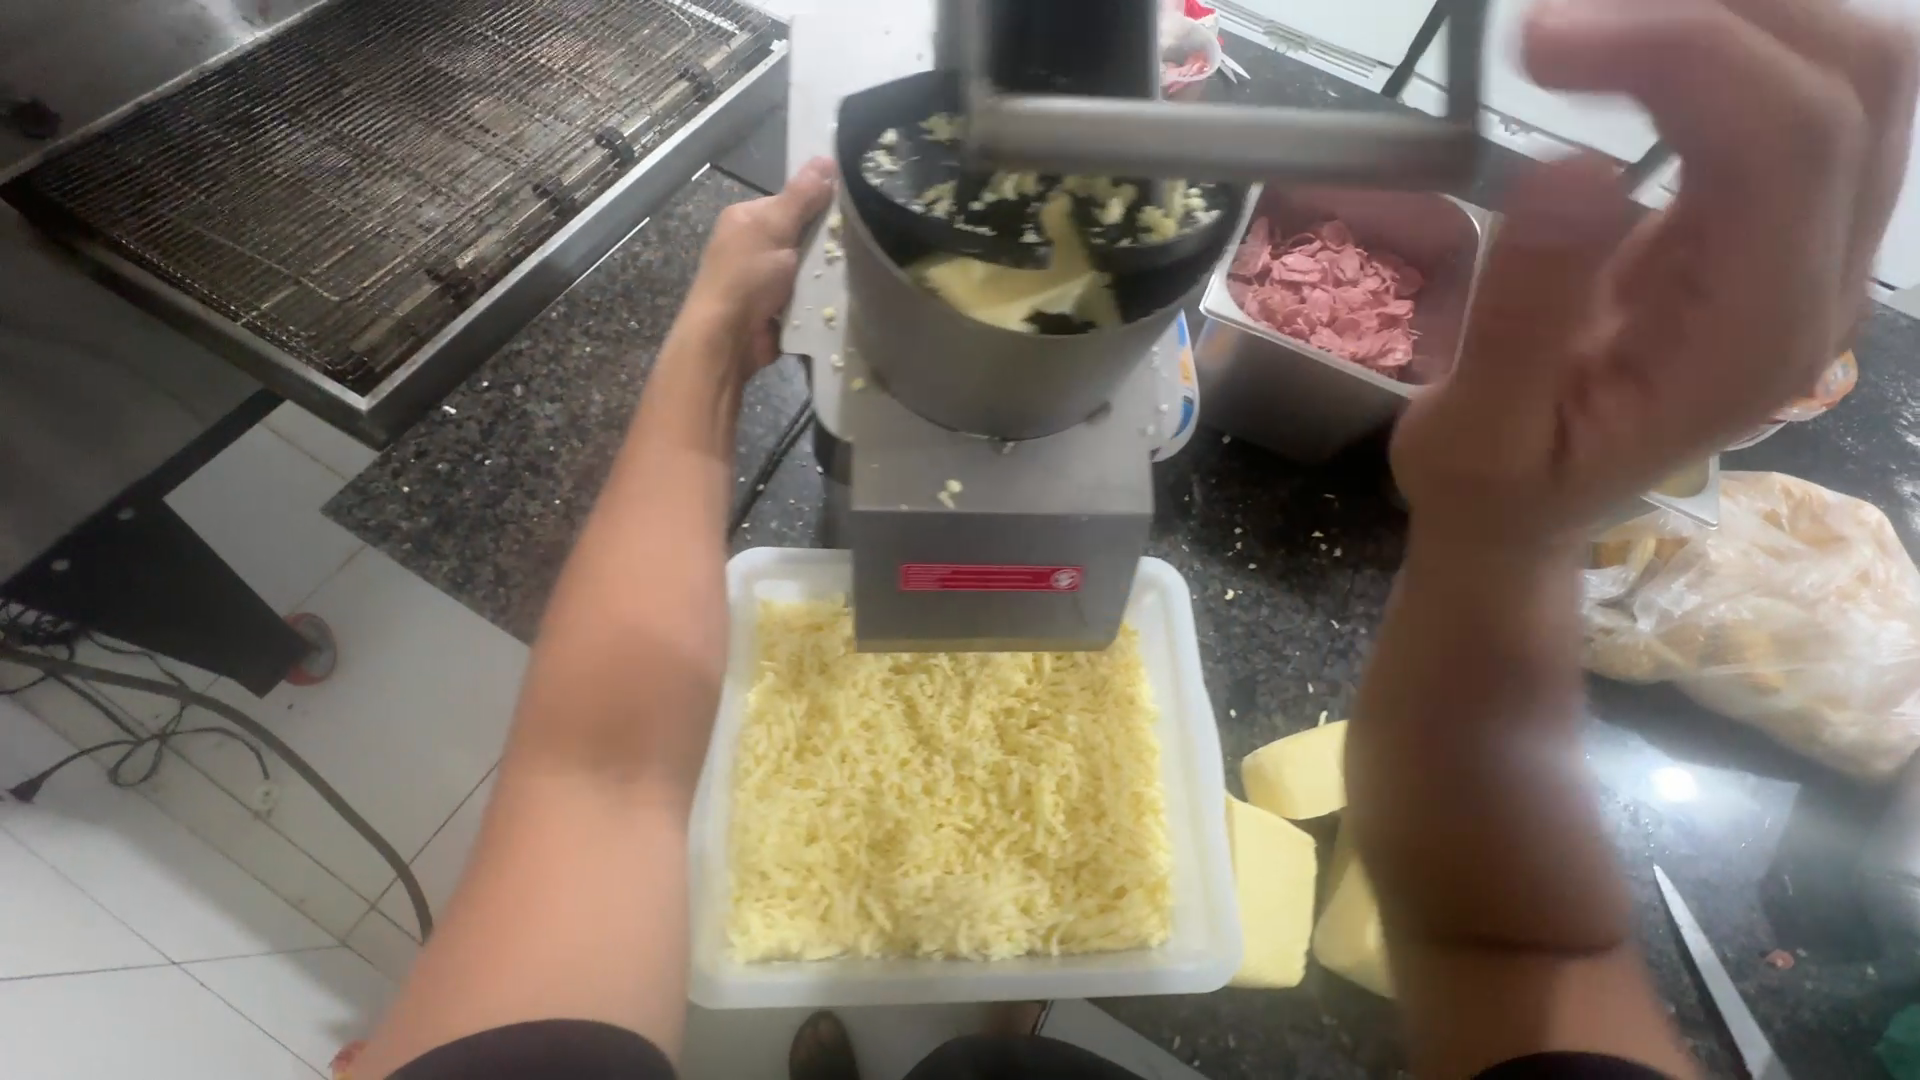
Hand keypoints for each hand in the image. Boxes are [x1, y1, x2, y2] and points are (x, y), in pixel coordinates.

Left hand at [678, 157, 836, 375]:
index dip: (817, 206)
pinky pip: (807, 299)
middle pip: (802, 238)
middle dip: (824, 246)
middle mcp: (753, 247)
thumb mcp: (774, 228)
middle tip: (852, 250)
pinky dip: (820, 301)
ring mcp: (765, 282)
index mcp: (746, 219)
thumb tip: (827, 159)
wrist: (729, 338)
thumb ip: (801, 197)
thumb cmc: (746, 277)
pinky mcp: (777, 311)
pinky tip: (839, 301)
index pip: (790, 203)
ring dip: (825, 277)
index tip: (845, 215)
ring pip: (808, 270)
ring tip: (852, 276)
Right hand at [1392, 0, 1915, 555]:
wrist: (1520, 523)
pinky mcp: (1759, 245)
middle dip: (1715, 18)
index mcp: (1749, 342)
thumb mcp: (1472, 435)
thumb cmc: (1486, 494)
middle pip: (1856, 81)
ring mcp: (1800, 262)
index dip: (1682, 57)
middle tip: (1557, 32)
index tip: (1538, 47)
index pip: (1786, 142)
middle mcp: (1813, 287)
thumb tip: (1565, 168)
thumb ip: (1518, 320)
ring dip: (1726, 27)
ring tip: (1591, 36)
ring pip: (1843, 80)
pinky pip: (1789, 114)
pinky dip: (1715, 65)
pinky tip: (1626, 68)